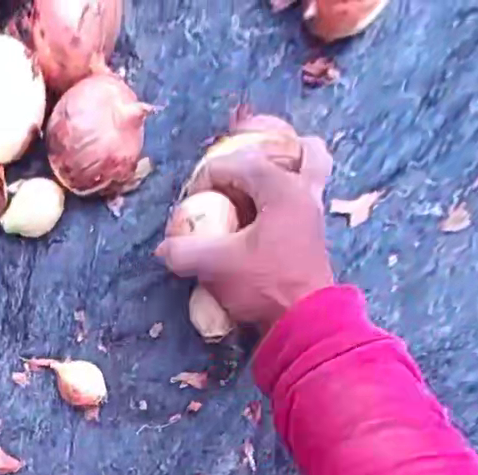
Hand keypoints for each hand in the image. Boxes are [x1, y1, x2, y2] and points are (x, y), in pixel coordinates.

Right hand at [155, 137, 335, 332]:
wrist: (303, 320)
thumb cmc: (264, 285)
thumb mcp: (217, 267)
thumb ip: (185, 253)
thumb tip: (164, 249)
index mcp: (282, 188)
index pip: (238, 163)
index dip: (207, 177)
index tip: (191, 203)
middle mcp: (303, 193)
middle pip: (299, 150)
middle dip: (269, 152)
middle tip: (241, 173)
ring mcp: (312, 216)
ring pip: (310, 174)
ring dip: (286, 173)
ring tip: (258, 188)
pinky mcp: (312, 239)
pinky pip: (302, 202)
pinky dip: (284, 202)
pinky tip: (262, 219)